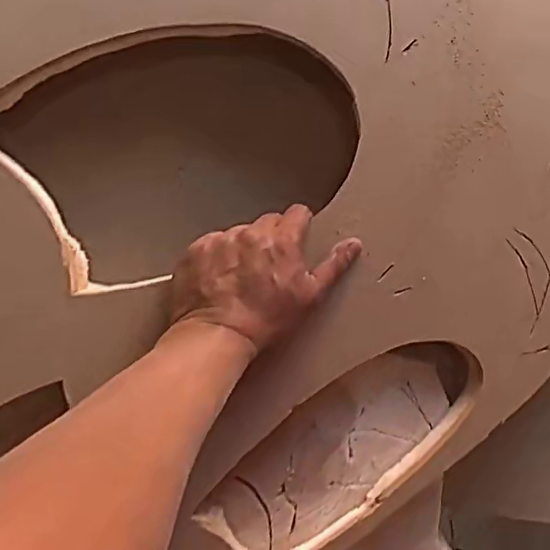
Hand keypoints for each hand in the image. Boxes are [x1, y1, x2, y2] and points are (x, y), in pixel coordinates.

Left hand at [167, 204, 361, 353]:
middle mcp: (251, 233)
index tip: (297, 237)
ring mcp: (221, 240)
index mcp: (283, 240)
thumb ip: (334, 265)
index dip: (300, 225)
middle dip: (271, 238)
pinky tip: (220, 278)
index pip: (297, 213)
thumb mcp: (311, 296)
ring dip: (242, 248)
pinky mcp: (197, 251)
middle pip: (267, 222)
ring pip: (239, 233)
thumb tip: (352, 245)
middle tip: (269, 266)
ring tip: (241, 277)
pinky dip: (216, 257)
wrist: (218, 336)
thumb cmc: (264, 320)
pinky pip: (211, 244)